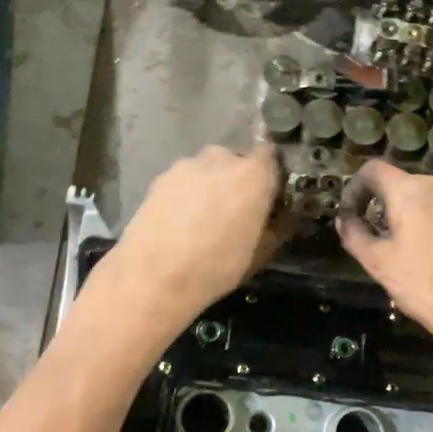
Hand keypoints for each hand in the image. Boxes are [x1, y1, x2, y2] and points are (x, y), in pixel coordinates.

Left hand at [99, 144, 282, 327]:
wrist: (154, 275)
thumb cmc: (216, 266)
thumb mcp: (258, 253)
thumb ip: (273, 226)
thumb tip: (279, 217)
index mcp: (253, 175)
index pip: (270, 156)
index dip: (269, 174)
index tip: (268, 193)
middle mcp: (221, 159)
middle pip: (236, 162)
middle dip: (237, 180)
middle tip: (234, 210)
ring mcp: (187, 165)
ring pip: (207, 170)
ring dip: (209, 186)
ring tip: (202, 218)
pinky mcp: (160, 177)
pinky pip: (183, 181)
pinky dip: (185, 194)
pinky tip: (179, 221)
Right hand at [336, 161, 432, 356]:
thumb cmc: (428, 288)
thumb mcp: (379, 265)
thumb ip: (354, 234)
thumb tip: (345, 219)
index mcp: (411, 191)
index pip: (373, 169)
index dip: (354, 188)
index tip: (351, 214)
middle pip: (400, 181)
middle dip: (382, 204)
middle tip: (376, 235)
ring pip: (426, 194)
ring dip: (409, 211)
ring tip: (405, 245)